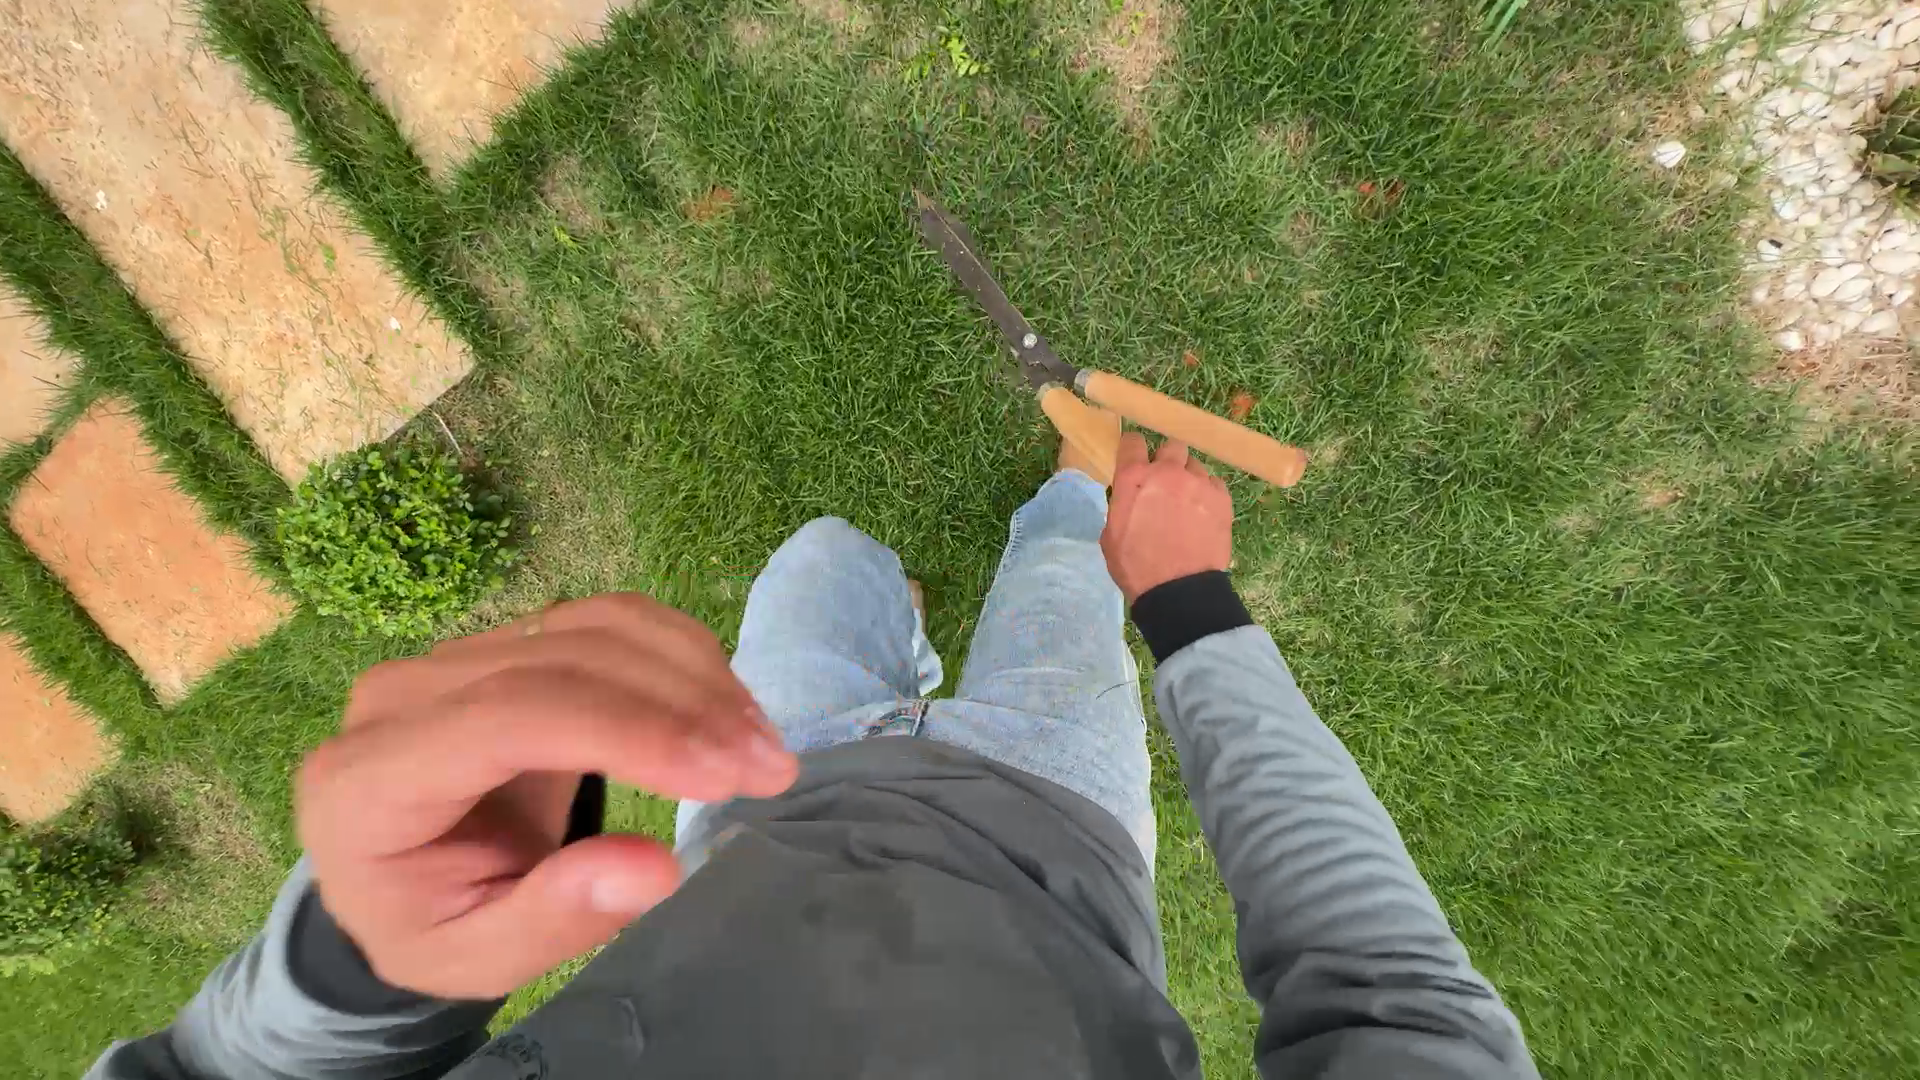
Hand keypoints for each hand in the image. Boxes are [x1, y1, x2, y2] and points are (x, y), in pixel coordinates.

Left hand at [295, 593, 796, 999]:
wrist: (408, 866)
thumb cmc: (435, 917)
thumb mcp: (475, 955)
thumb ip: (554, 917)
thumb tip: (656, 869)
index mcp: (373, 774)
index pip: (513, 715)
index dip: (632, 733)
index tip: (726, 776)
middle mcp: (415, 688)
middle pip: (574, 659)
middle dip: (688, 706)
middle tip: (769, 765)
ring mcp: (472, 649)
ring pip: (608, 623)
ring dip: (701, 673)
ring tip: (760, 738)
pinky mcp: (525, 636)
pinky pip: (620, 619)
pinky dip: (688, 655)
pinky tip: (728, 705)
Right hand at [1101, 434, 1233, 604]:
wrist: (1178, 589)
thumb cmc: (1136, 567)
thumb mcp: (1111, 535)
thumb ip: (1121, 505)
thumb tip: (1130, 498)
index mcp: (1133, 478)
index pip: (1133, 442)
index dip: (1133, 450)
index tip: (1134, 460)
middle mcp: (1167, 471)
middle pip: (1171, 446)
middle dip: (1166, 460)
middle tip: (1164, 483)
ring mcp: (1198, 482)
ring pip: (1195, 465)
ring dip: (1188, 478)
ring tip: (1187, 502)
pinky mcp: (1222, 497)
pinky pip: (1214, 483)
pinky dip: (1207, 493)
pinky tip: (1202, 513)